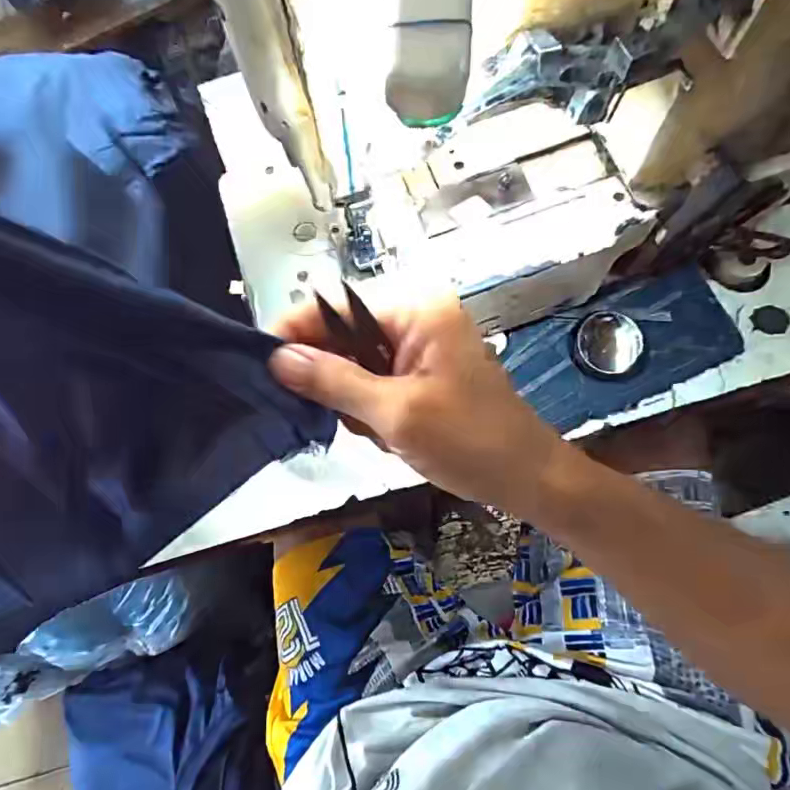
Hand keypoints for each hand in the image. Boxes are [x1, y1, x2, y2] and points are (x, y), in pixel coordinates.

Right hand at [267, 295, 572, 512]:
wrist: (528, 480)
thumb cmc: (471, 442)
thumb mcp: (395, 413)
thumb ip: (334, 382)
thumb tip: (277, 358)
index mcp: (418, 313)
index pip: (339, 308)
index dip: (298, 331)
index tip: (261, 359)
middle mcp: (417, 323)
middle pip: (345, 338)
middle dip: (332, 378)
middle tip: (323, 413)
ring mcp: (421, 352)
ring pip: (356, 368)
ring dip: (354, 404)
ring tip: (375, 432)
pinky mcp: (421, 379)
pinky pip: (375, 388)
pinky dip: (370, 414)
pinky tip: (387, 437)